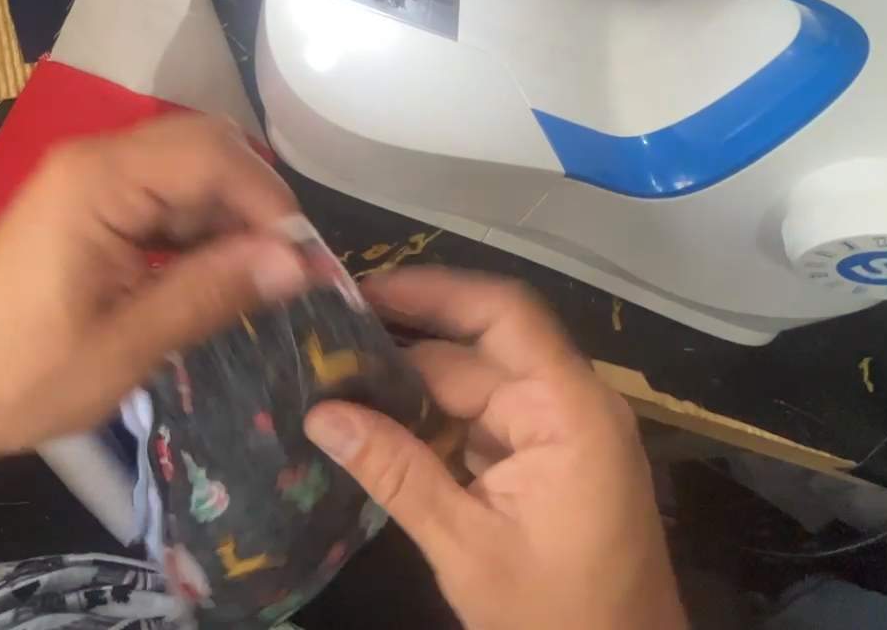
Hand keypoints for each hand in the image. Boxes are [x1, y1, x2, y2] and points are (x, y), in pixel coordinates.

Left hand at [0, 115, 311, 461]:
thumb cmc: (21, 376)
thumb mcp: (127, 346)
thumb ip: (212, 292)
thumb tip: (298, 261)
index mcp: (98, 180)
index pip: (211, 154)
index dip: (269, 201)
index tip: (304, 263)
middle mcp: (95, 159)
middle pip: (203, 148)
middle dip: (253, 204)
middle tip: (284, 271)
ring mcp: (89, 176)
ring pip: (187, 169)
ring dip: (228, 217)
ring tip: (256, 281)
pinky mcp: (88, 201)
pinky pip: (161, 194)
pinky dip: (196, 227)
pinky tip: (212, 273)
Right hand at [304, 269, 685, 629]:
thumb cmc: (562, 625)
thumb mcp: (467, 548)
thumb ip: (394, 472)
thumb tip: (318, 414)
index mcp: (568, 411)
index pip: (502, 315)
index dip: (433, 290)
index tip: (365, 291)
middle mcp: (564, 403)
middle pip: (472, 349)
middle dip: (399, 344)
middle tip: (325, 339)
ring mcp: (551, 430)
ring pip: (466, 382)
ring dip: (405, 382)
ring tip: (333, 374)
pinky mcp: (536, 457)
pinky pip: (472, 417)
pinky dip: (425, 417)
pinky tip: (371, 417)